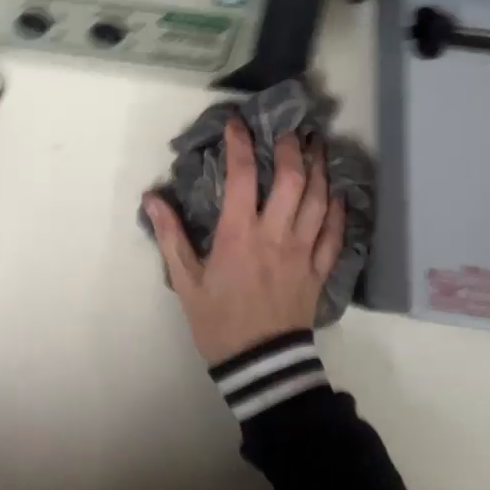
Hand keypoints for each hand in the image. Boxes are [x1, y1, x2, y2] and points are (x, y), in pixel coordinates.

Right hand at [144, 118, 344, 364]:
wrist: (261, 368)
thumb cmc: (219, 320)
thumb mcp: (186, 280)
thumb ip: (171, 235)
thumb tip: (152, 197)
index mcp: (239, 234)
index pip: (241, 176)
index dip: (240, 143)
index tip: (237, 122)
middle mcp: (276, 235)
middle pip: (291, 180)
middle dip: (290, 147)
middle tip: (288, 127)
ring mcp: (303, 252)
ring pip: (318, 200)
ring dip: (319, 169)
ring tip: (317, 145)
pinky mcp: (320, 271)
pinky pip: (335, 233)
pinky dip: (338, 209)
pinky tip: (337, 192)